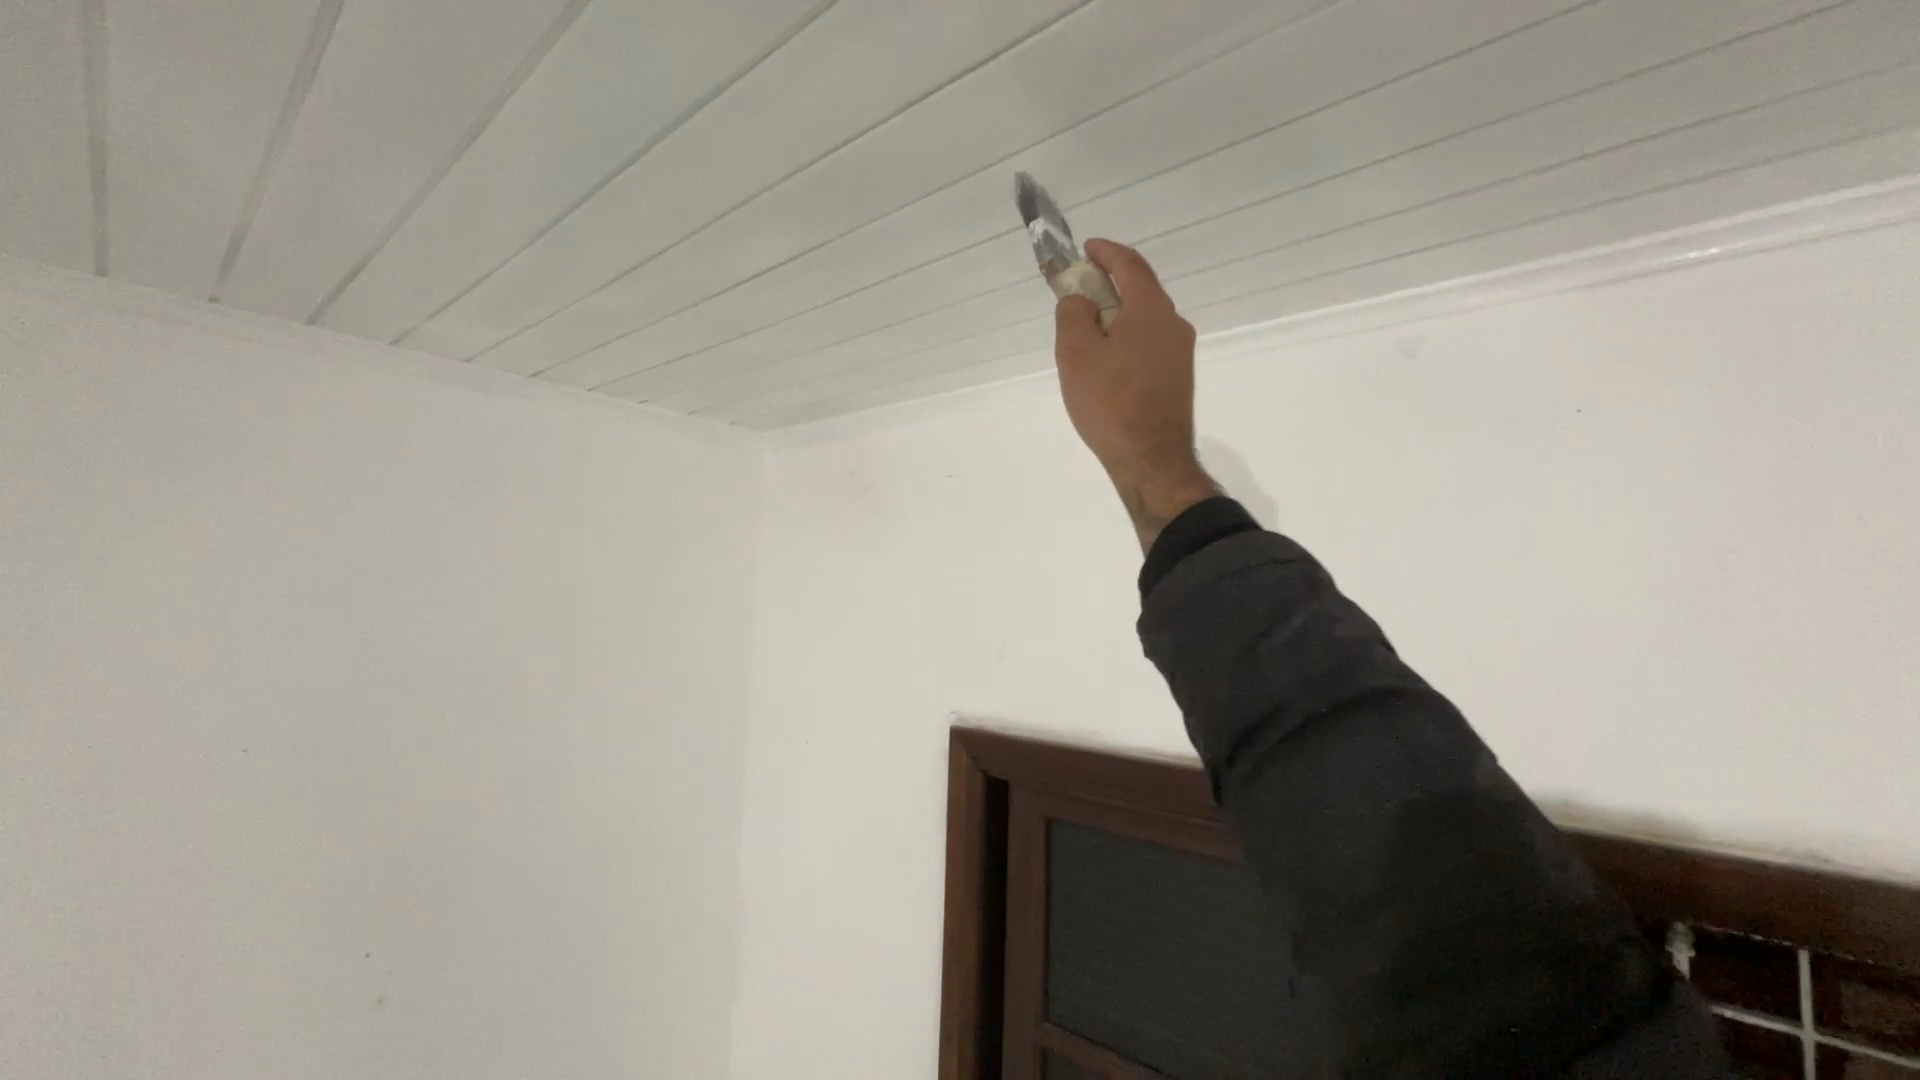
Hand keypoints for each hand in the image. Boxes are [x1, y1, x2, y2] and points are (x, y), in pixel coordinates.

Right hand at [1054, 239, 1219, 550]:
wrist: (1151, 460)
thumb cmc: (1110, 403)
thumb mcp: (1076, 354)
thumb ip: (1073, 314)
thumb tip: (1081, 300)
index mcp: (1151, 309)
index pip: (1130, 265)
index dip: (1106, 252)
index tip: (1087, 249)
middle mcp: (1174, 325)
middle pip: (1141, 291)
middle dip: (1110, 285)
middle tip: (1080, 290)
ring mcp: (1180, 354)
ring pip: (1145, 321)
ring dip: (1118, 316)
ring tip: (1087, 332)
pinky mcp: (1178, 380)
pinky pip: (1149, 345)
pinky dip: (1127, 340)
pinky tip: (1107, 362)